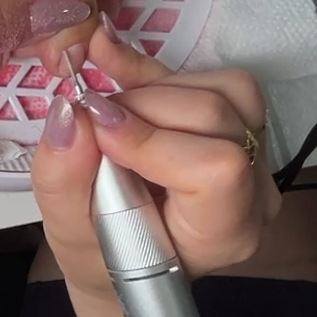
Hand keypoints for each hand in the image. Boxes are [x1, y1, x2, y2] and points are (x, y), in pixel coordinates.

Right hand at [31, 22, 281, 303]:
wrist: (118, 255)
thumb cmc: (97, 255)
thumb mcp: (65, 229)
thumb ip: (62, 177)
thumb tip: (68, 112)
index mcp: (220, 232)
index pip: (215, 167)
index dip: (150, 138)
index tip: (93, 127)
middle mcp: (253, 192)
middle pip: (217, 117)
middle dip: (140, 106)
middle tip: (89, 119)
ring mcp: (253, 156)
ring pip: (225, 90)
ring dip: (152, 89)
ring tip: (107, 111)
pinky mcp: (235, 127)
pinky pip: (210, 80)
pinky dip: (155, 70)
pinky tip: (111, 61)